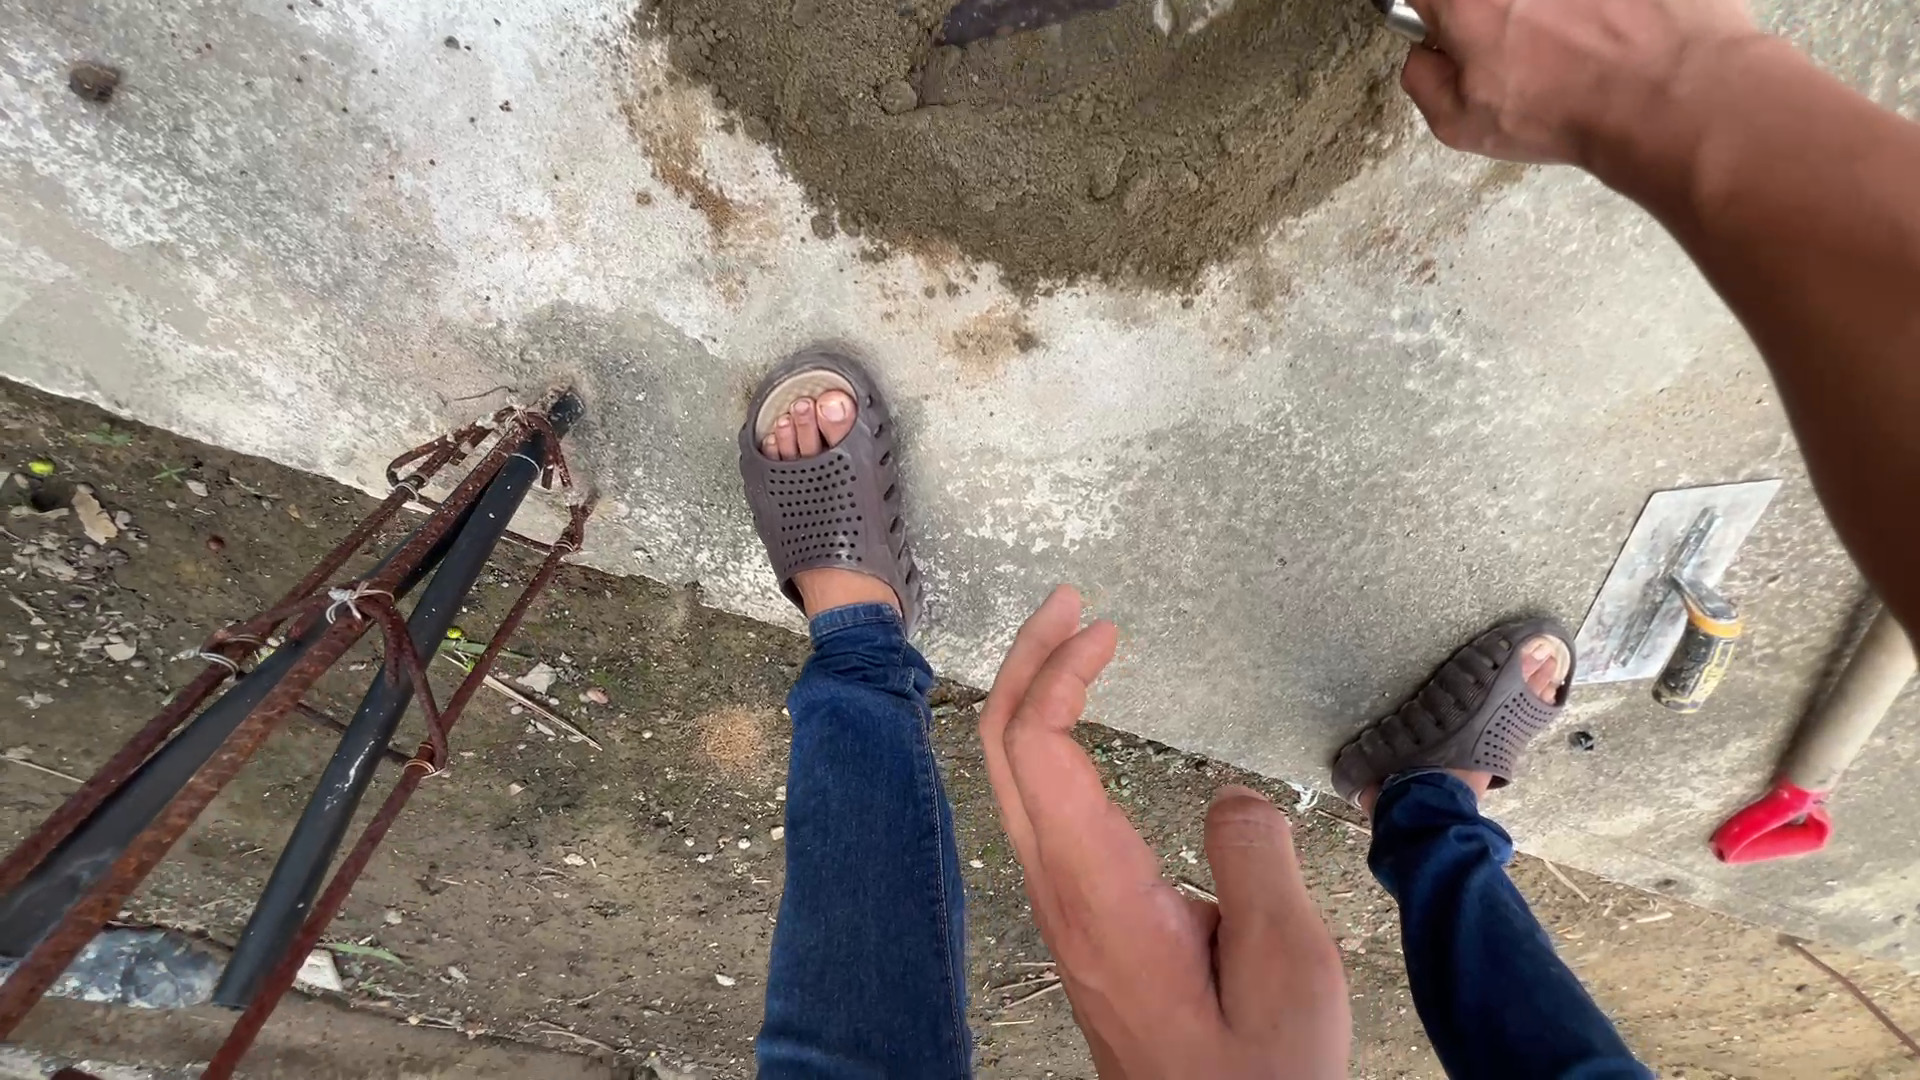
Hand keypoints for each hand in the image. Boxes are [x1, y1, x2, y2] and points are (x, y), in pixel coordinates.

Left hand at [977, 586, 1350, 1077]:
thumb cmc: (1251, 1074)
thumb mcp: (1287, 972)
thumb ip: (1257, 862)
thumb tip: (1231, 795)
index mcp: (1093, 884)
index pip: (1039, 746)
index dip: (1059, 672)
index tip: (1103, 628)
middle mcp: (1053, 878)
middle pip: (1002, 741)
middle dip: (1026, 658)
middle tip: (1067, 602)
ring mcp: (1052, 889)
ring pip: (1009, 766)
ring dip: (1031, 690)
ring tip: (1070, 640)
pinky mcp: (1068, 899)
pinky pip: (1033, 793)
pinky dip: (1044, 733)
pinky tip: (1072, 720)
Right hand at [1400, 0, 1757, 166]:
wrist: (1664, 90)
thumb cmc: (1559, 110)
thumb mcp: (1458, 124)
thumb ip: (1422, 80)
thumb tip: (1424, 53)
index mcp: (1466, 3)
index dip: (1429, 14)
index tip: (1443, 32)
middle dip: (1487, 14)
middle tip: (1509, 44)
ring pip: (1536, 0)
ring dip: (1542, 12)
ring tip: (1565, 38)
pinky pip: (1586, 0)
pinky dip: (1589, 9)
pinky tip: (1602, 26)